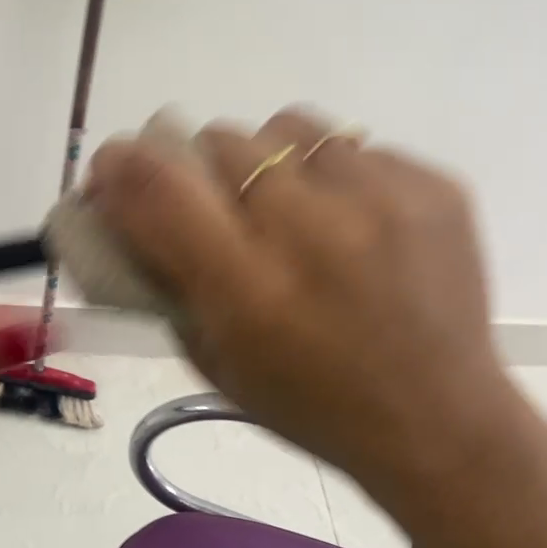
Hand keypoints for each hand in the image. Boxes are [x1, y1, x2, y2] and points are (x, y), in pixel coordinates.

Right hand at [87, 109, 522, 492]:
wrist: (435, 420)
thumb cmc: (311, 408)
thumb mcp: (218, 366)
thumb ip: (170, 286)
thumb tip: (129, 212)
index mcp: (248, 290)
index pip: (158, 186)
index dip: (119, 166)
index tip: (111, 169)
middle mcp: (310, 230)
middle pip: (221, 140)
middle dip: (202, 170)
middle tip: (217, 210)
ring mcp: (380, 199)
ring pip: (288, 127)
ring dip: (272, 164)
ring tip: (293, 214)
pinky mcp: (432, 185)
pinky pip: (355, 148)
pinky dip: (336, 181)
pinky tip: (354, 232)